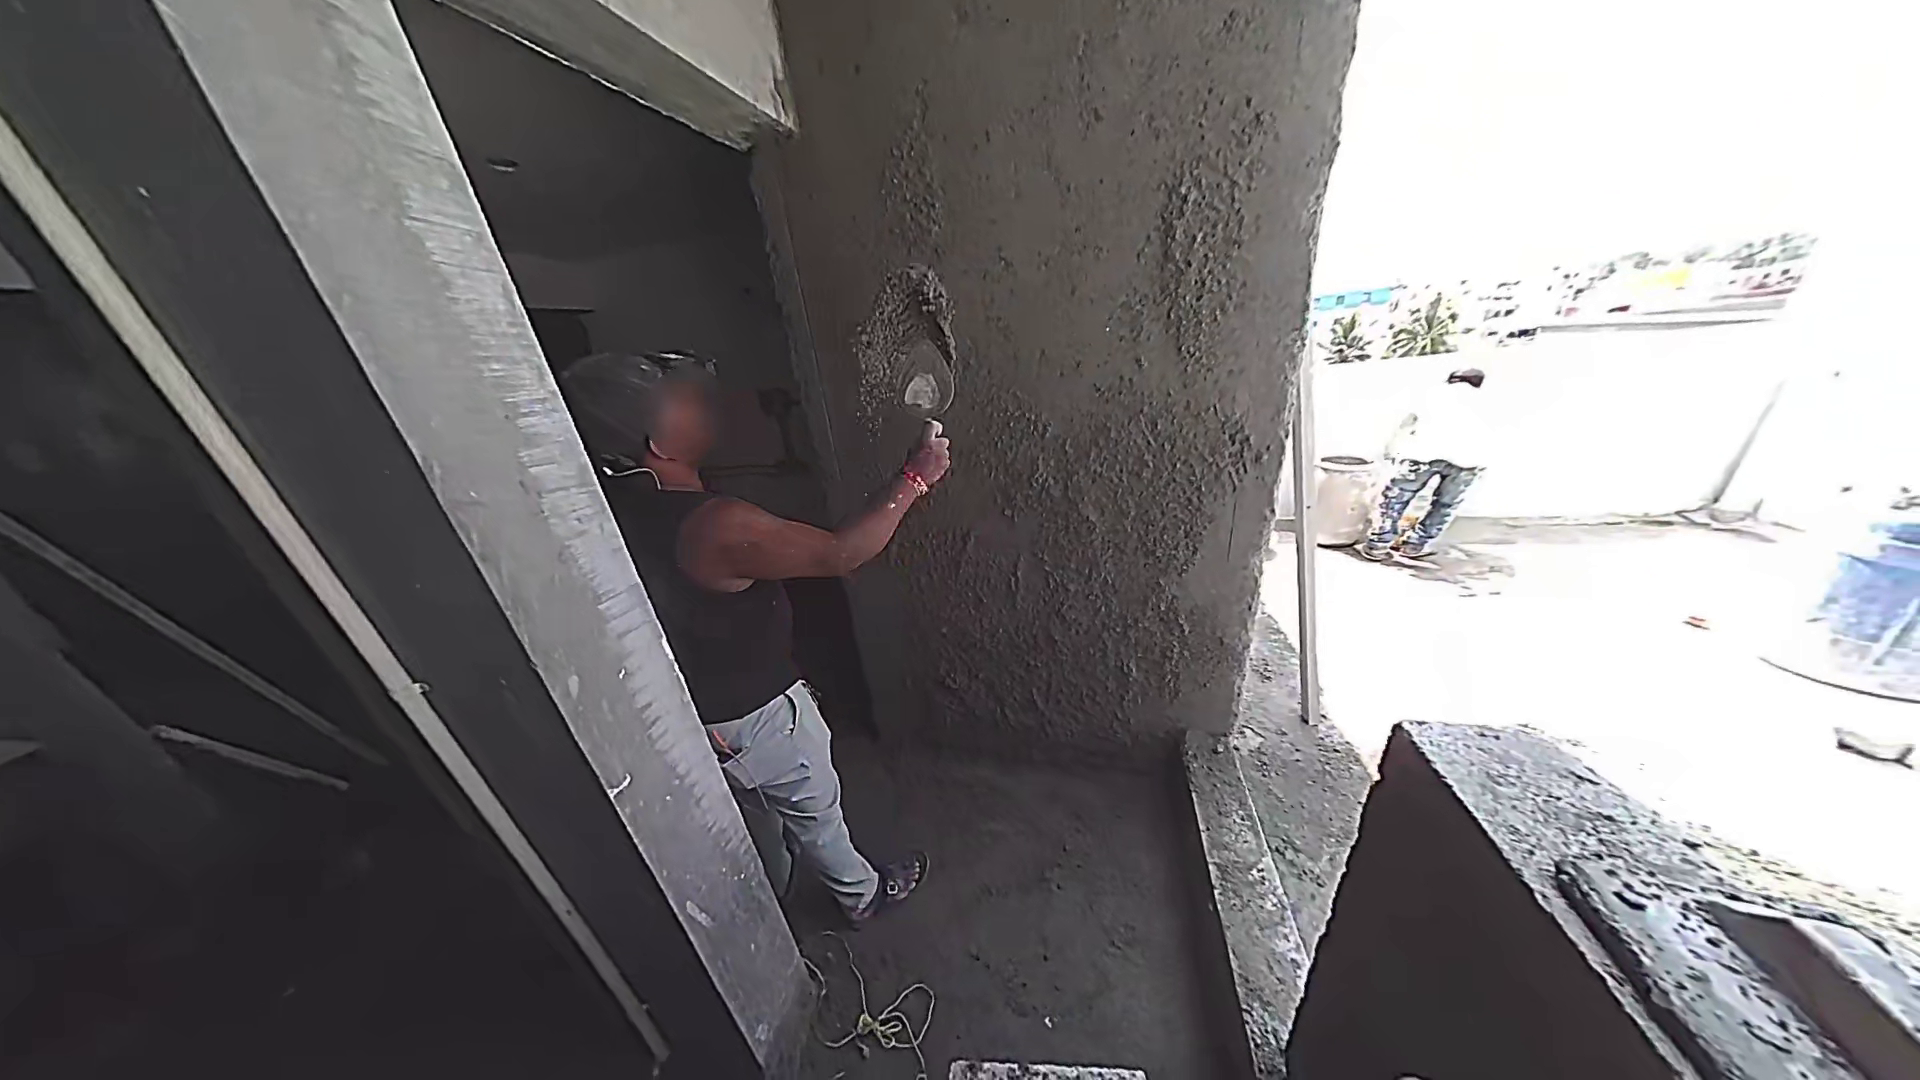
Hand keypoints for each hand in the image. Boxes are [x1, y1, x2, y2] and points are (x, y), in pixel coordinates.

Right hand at [904, 420, 950, 487]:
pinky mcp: (946, 464)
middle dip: (938, 445)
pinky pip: (945, 461)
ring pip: (944, 452)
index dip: (935, 429)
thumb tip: (929, 438)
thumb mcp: (912, 447)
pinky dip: (941, 463)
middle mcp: (937, 446)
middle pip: (943, 441)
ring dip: (939, 455)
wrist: (914, 480)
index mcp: (926, 439)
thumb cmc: (910, 465)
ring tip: (928, 462)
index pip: (934, 426)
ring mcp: (943, 455)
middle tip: (929, 452)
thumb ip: (923, 440)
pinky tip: (932, 467)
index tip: (936, 431)